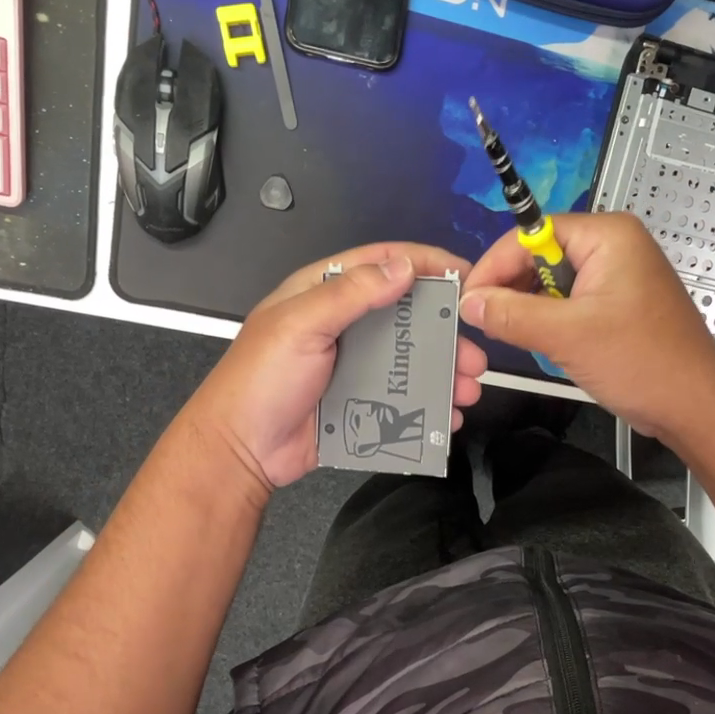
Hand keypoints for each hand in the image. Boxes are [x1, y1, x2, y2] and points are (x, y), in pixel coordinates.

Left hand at [180, 243, 486, 493]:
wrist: (241, 450)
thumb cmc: (261, 381)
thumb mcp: (300, 325)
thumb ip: (350, 293)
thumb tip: (402, 267)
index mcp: (323, 293)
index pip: (382, 263)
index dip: (425, 264)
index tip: (465, 275)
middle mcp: (343, 325)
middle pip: (406, 317)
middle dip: (445, 334)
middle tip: (474, 354)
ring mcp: (353, 366)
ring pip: (410, 361)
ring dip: (443, 373)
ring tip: (468, 390)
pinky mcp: (359, 403)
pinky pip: (401, 398)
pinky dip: (428, 405)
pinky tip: (447, 416)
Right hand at [460, 212, 714, 440]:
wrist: (694, 405)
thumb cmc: (641, 362)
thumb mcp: (566, 336)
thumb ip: (511, 315)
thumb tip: (470, 302)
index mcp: (608, 236)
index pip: (532, 233)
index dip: (495, 266)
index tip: (469, 300)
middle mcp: (615, 246)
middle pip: (541, 256)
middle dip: (514, 290)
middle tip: (490, 323)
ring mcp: (619, 277)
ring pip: (553, 284)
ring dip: (533, 311)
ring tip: (523, 338)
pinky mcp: (619, 305)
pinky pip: (571, 303)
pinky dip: (553, 322)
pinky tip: (549, 345)